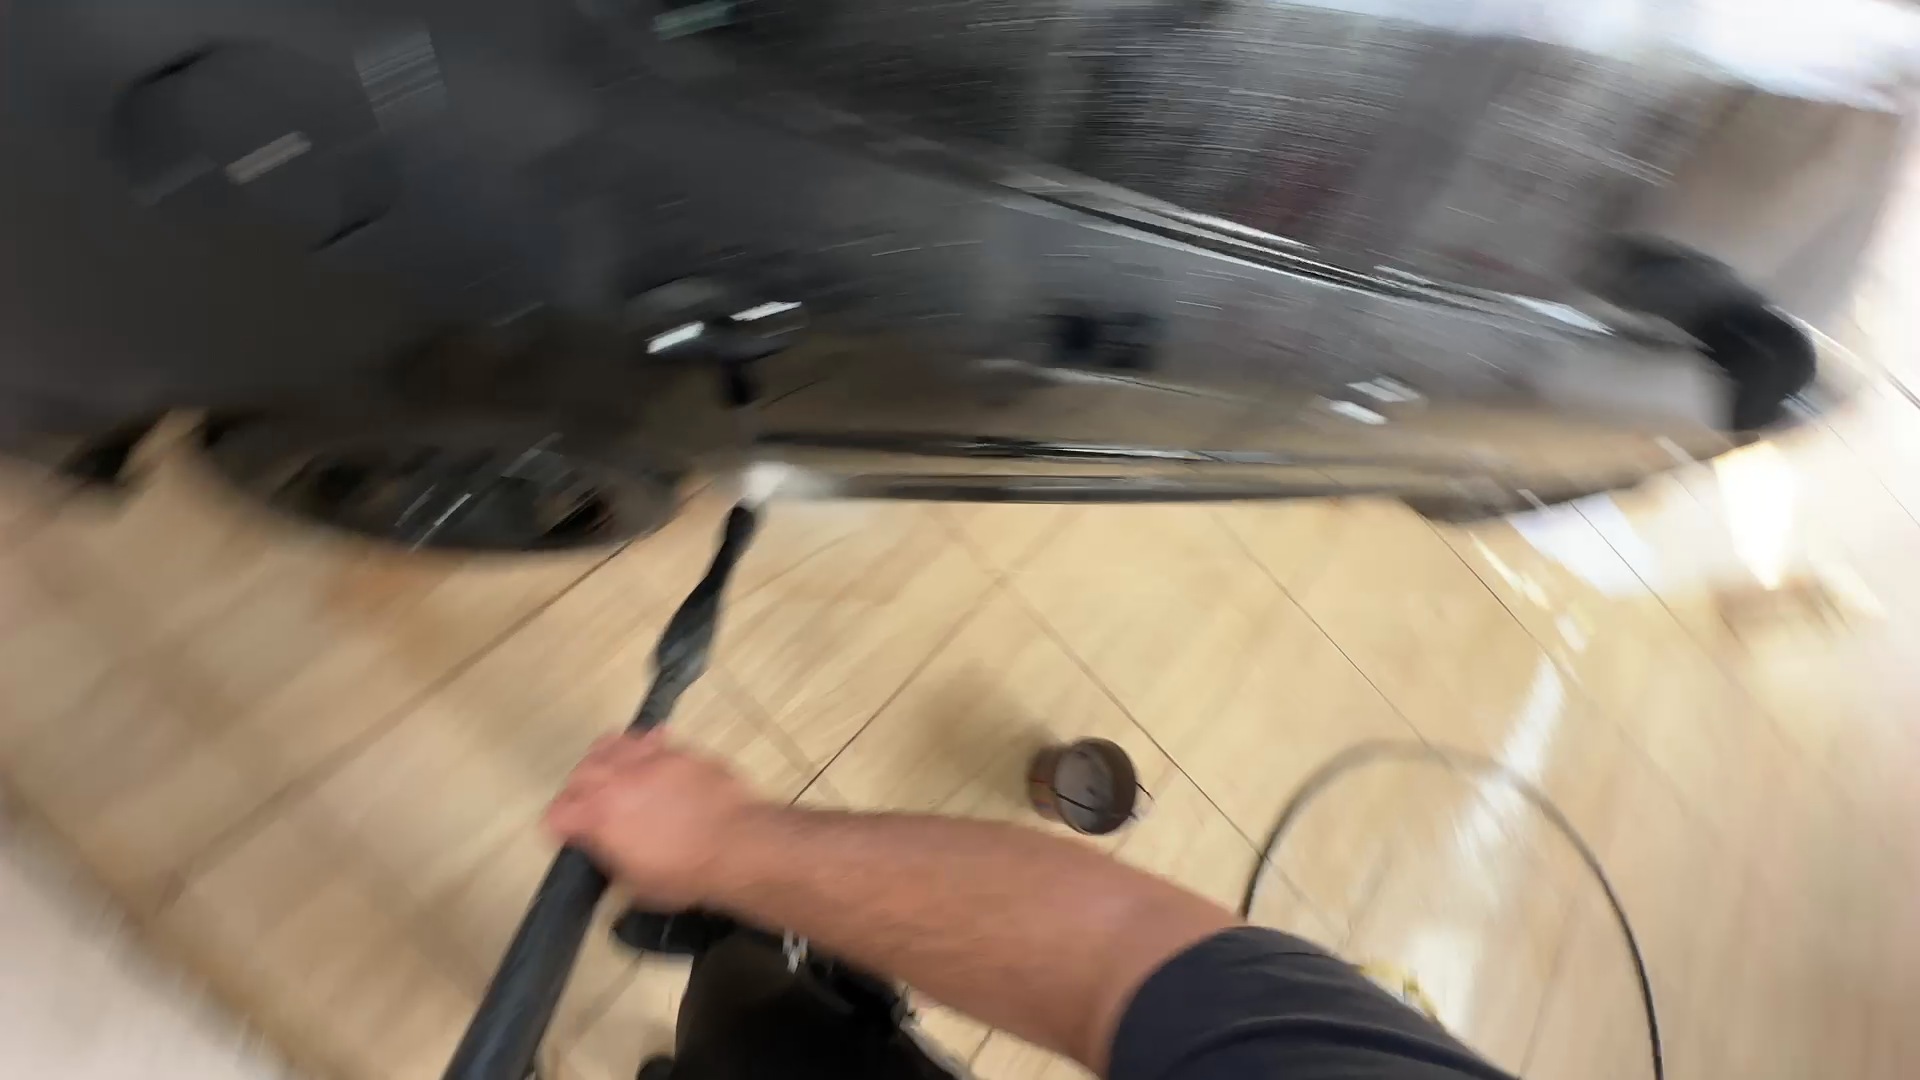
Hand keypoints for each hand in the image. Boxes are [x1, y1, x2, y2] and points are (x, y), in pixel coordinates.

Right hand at [544, 730, 766, 907]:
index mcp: (600, 816)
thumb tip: (606, 847)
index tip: (569, 834)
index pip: (556, 813)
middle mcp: (620, 779)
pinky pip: (653, 737)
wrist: (737, 842)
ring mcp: (653, 759)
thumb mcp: (635, 881)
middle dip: (578, 790)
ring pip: (612, 743)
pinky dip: (645, 746)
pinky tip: (652, 758)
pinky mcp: (682, 750)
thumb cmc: (685, 873)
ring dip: (607, 758)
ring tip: (615, 773)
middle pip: (580, 773)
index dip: (559, 825)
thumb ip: (611, 857)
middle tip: (591, 805)